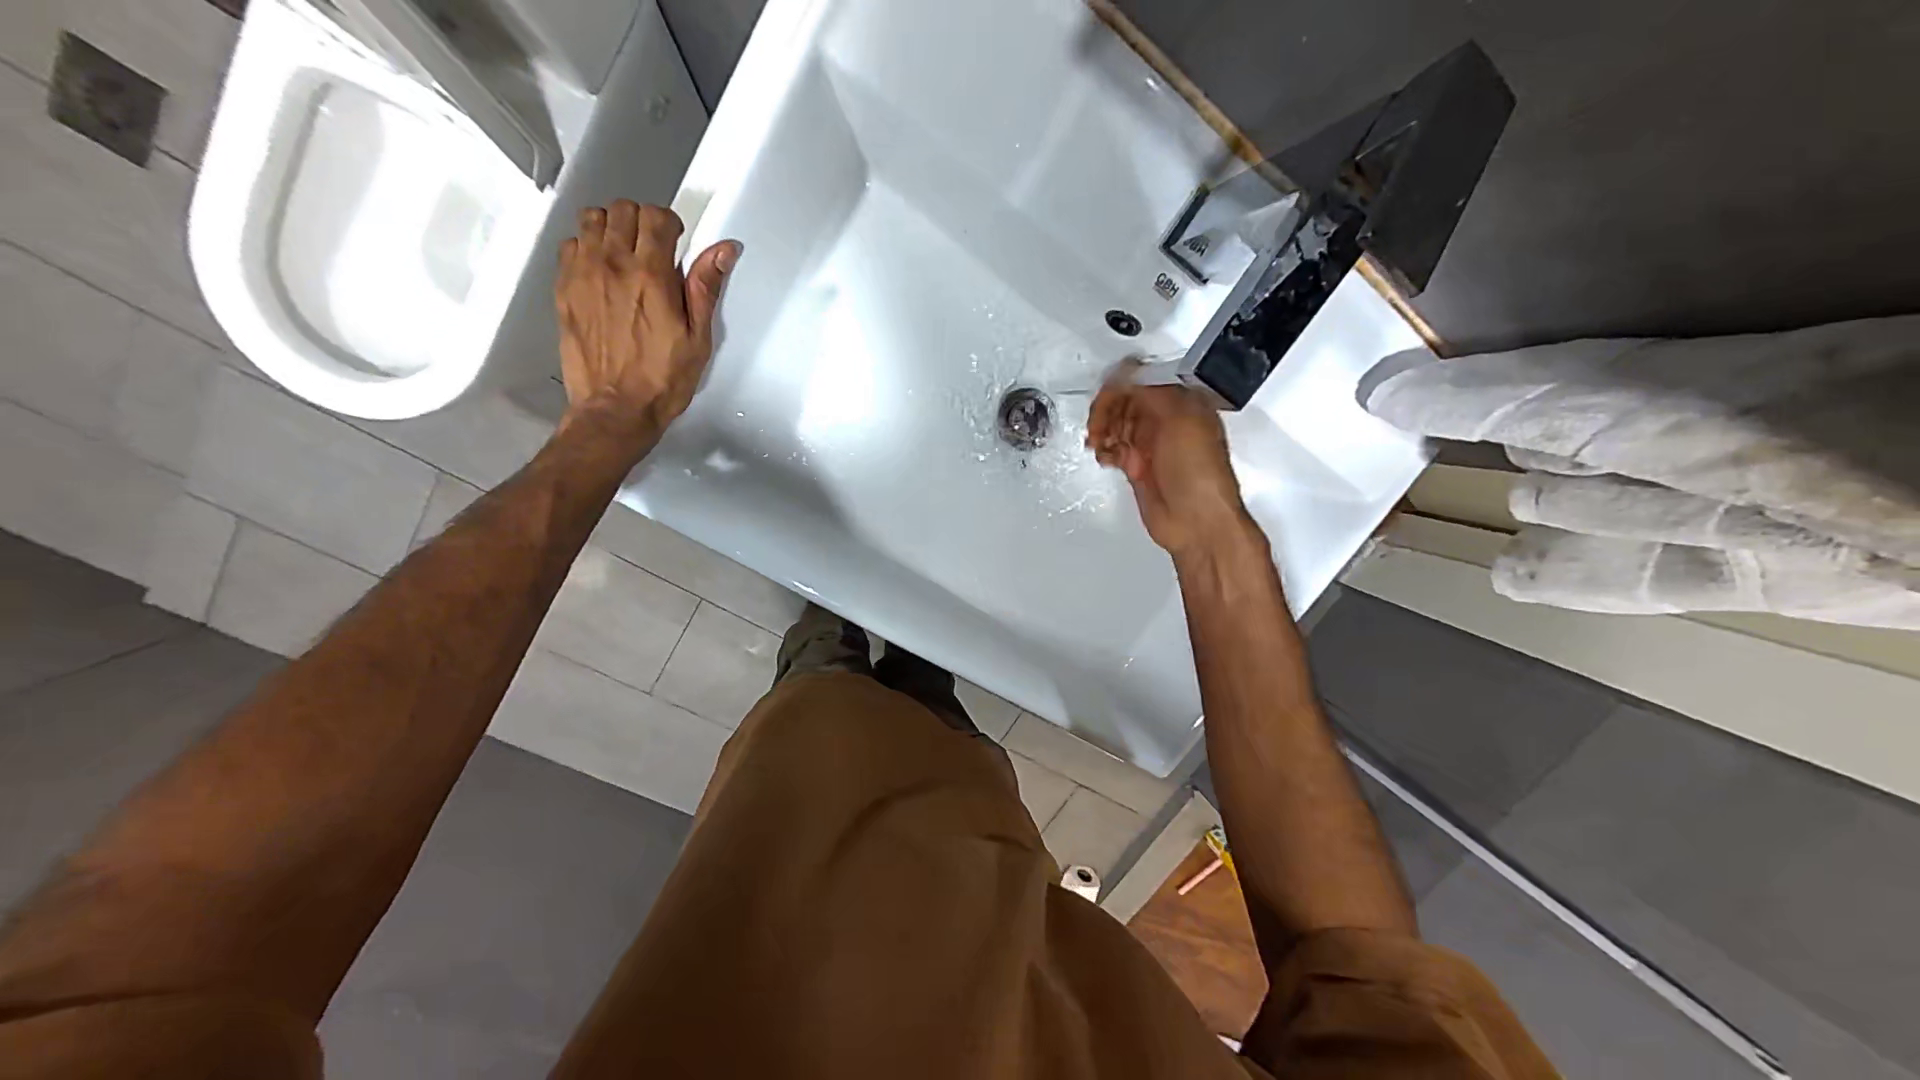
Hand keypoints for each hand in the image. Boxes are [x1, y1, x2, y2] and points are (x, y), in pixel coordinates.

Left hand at [555, 199, 740, 433]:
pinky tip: (603, 271)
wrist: (615, 409)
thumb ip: (706, 287)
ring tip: (626, 255)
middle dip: (642, 222)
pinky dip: (588, 247)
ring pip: (592, 219)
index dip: (670, 224)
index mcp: (651, 276)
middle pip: (622, 209)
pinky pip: (571, 245)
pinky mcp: (564, 289)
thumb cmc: (663, 379)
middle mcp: (613, 266)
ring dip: (613, 228)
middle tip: (653, 248)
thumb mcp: (698, 338)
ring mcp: (583, 275)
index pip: (656, 217)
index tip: (676, 243)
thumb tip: (724, 249)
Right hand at [1087, 373, 1252, 556]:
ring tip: (1098, 441)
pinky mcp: (1139, 467)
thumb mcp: (1178, 419)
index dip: (1120, 385)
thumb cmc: (1200, 477)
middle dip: (1106, 409)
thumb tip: (1124, 376)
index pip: (1142, 379)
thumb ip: (1150, 392)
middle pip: (1124, 400)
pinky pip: (1113, 449)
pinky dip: (1103, 450)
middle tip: (1098, 424)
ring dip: (1101, 429)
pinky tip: (1105, 457)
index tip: (1104, 396)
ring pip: (1115, 424)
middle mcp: (1166, 422)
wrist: (1196, 522)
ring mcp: (1151, 445)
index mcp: (1182, 403)